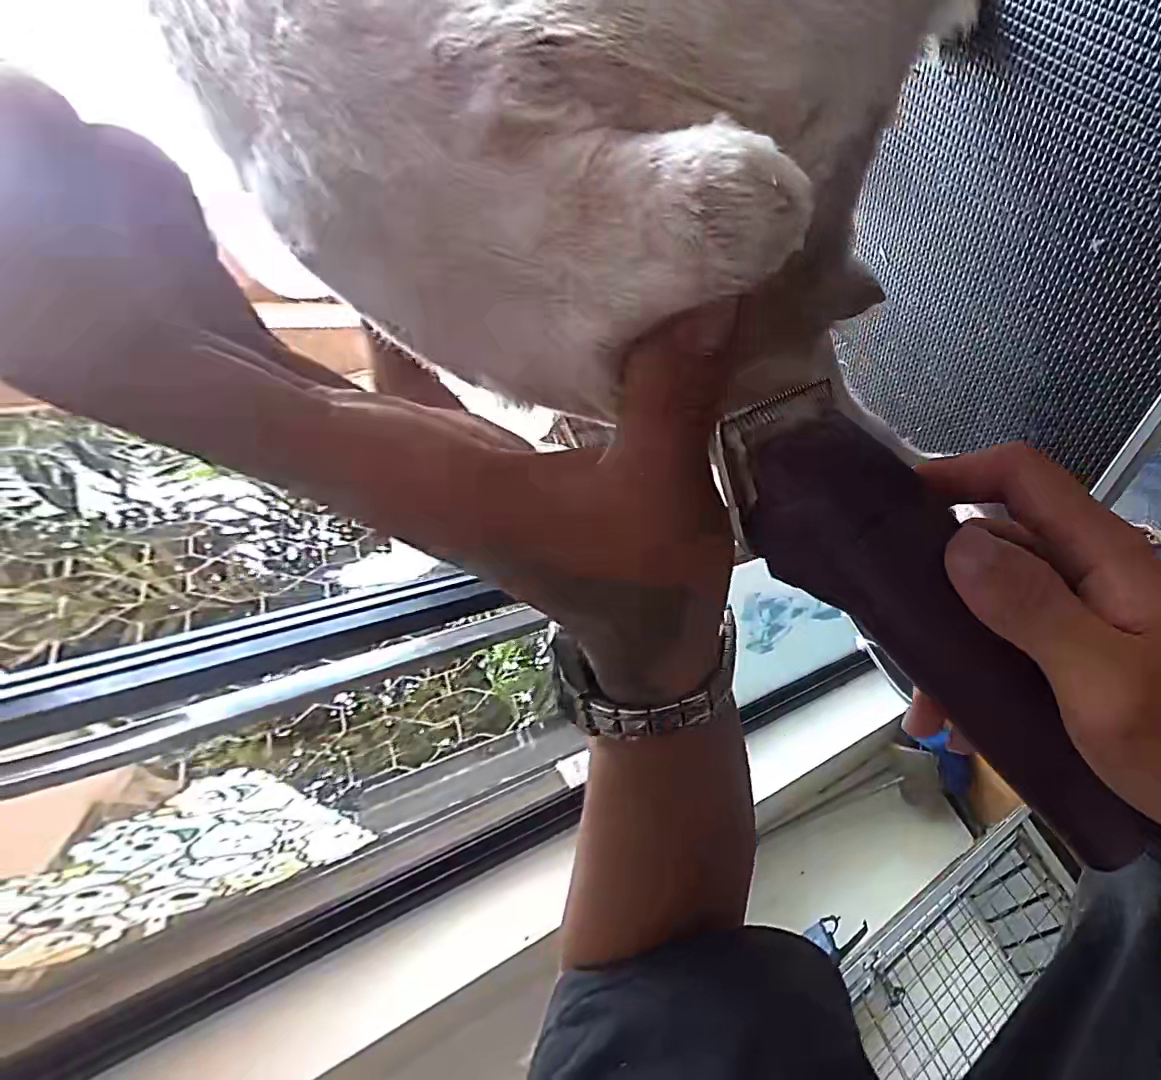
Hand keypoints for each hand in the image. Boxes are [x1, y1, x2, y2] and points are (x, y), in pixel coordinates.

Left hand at [0, 71, 735, 700]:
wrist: (641, 629)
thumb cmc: (646, 580)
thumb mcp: (663, 494)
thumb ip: (669, 396)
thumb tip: (703, 295)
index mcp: (384, 465)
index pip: (157, 376)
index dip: (77, 265)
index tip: (97, 148)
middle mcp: (350, 451)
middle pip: (142, 350)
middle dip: (77, 234)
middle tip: (84, 117)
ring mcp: (377, 444)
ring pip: (208, 353)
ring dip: (154, 257)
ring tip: (151, 154)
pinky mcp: (420, 436)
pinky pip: (296, 360)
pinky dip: (255, 295)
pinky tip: (287, 235)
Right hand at [905, 444, 1160, 851]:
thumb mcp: (1104, 679)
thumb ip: (1034, 608)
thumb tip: (959, 543)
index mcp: (1101, 554)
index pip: (1023, 476)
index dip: (960, 474)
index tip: (899, 510)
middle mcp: (1090, 569)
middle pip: (1000, 539)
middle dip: (941, 583)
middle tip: (900, 645)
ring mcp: (1088, 611)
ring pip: (1001, 597)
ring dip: (958, 642)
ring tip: (929, 711)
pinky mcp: (1084, 650)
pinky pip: (1018, 641)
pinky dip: (984, 672)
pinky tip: (965, 724)